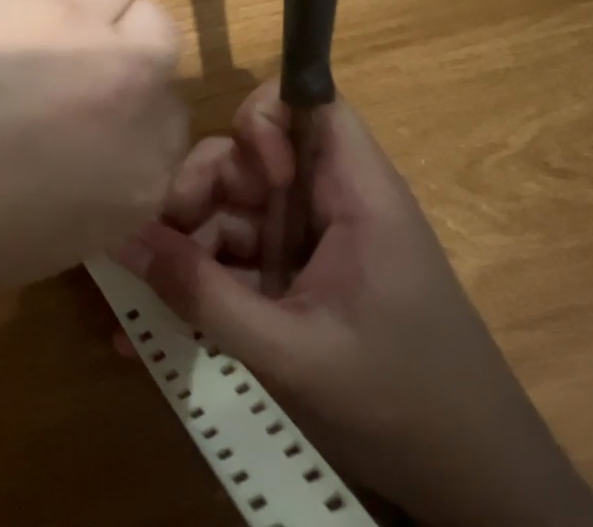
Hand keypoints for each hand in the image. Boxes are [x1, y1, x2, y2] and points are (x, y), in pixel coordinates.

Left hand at [0, 0, 186, 353]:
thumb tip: (49, 138)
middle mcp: (121, 91)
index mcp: (133, 181)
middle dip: (107, 42)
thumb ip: (65, 184)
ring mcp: (57, 22)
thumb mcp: (16, 246)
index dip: (118, 105)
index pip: (164, 114)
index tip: (77, 111)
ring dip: (63, 4)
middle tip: (43, 66)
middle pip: (150, 32)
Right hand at [116, 79, 592, 526]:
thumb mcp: (288, 354)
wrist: (472, 485)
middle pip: (252, 159)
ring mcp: (313, 246)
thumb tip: (120, 237)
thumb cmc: (399, 406)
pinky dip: (200, 281)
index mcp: (358, 201)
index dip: (263, 120)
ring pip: (234, 209)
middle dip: (197, 193)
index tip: (234, 180)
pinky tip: (156, 326)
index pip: (313, 107)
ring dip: (186, 245)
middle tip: (155, 246)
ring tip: (141, 301)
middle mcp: (333, 208)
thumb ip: (202, 294)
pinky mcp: (299, 281)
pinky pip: (237, 257)